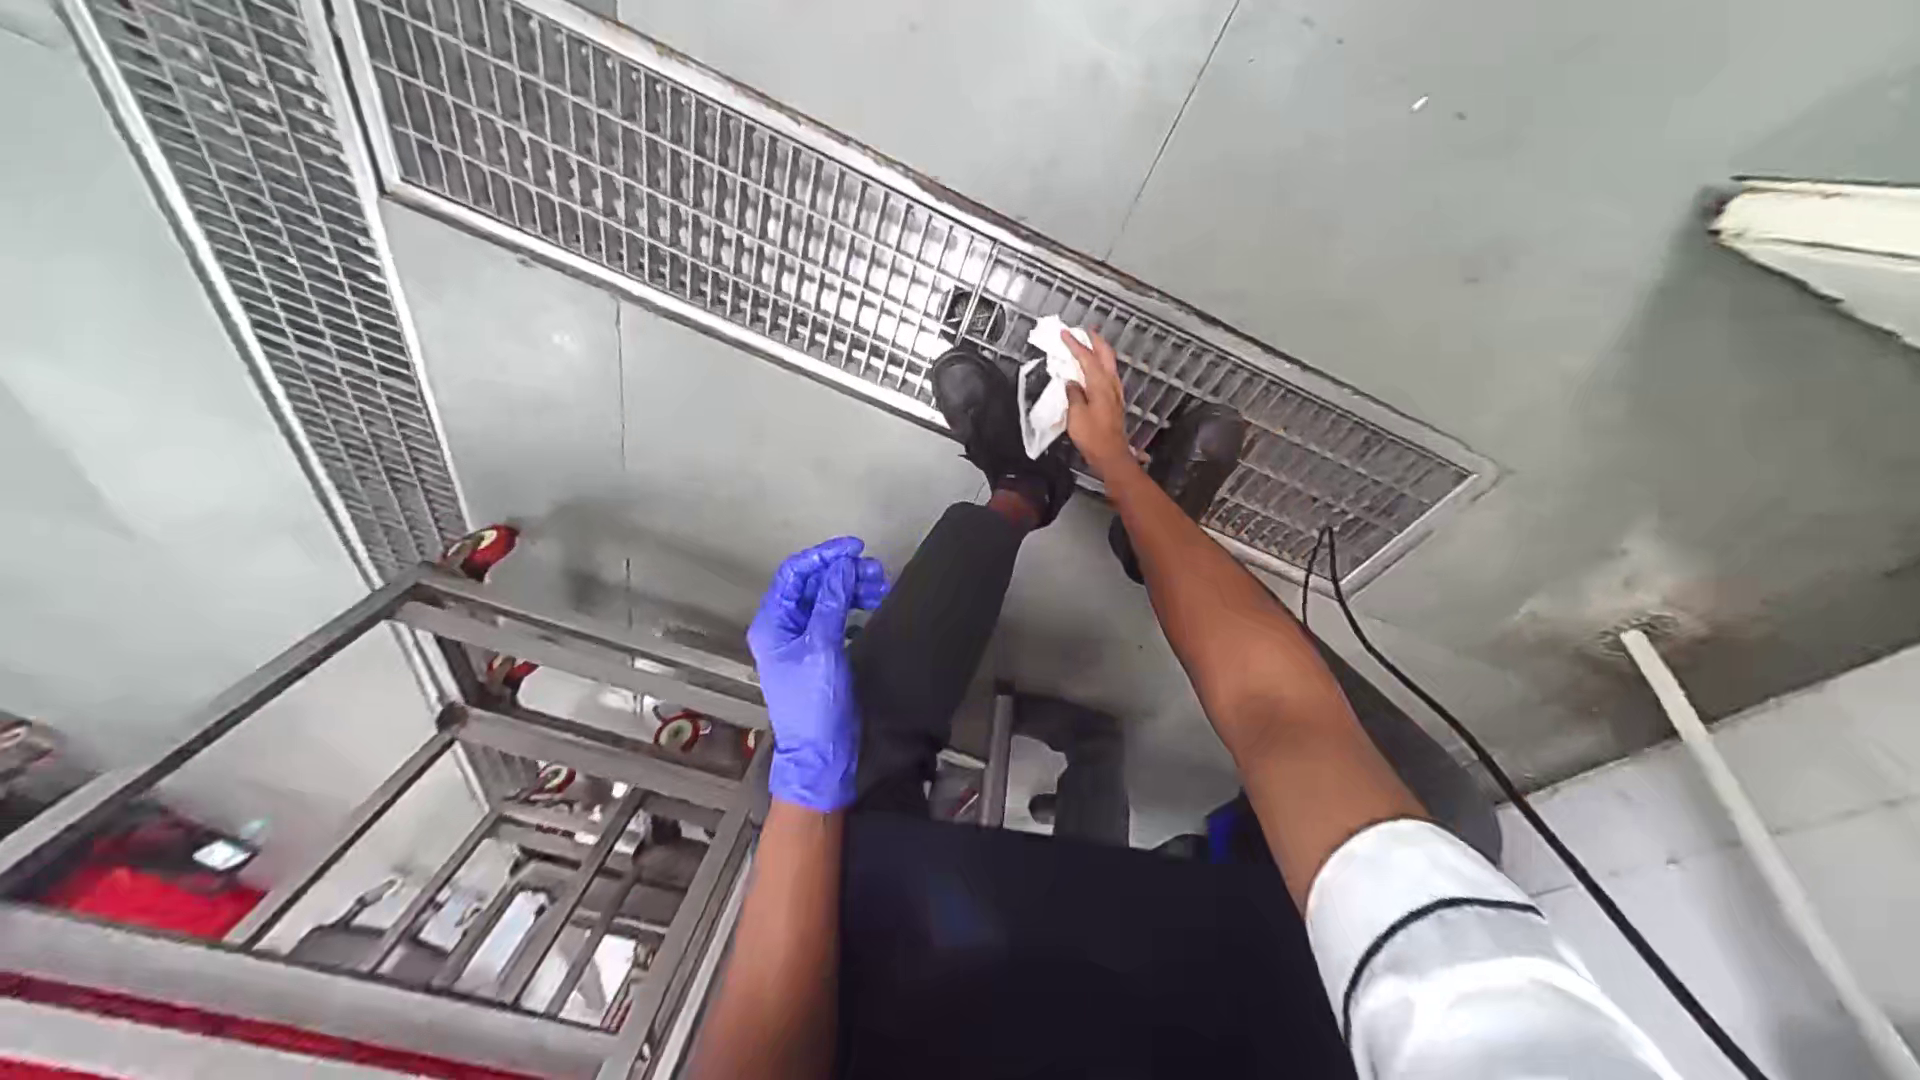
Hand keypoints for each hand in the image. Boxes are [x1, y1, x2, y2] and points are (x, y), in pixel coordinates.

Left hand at [746, 537, 888, 811]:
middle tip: (876, 572)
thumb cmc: (815, 702)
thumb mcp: (823, 649)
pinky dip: (854, 606)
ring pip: (827, 598)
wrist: (823, 752)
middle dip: (843, 572)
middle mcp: (784, 626)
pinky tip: (873, 606)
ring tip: (881, 586)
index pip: (794, 574)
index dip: (824, 556)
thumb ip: (832, 604)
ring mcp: (803, 639)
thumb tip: (842, 567)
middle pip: (812, 584)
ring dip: (852, 588)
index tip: (856, 548)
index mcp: (773, 623)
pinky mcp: (823, 651)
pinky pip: (837, 616)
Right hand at [1061, 329, 1137, 480]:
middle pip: (1106, 355)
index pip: (1087, 358)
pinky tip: (1095, 369)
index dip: (1075, 345)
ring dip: (1100, 351)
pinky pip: (1108, 375)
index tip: (1065, 334)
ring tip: (1089, 345)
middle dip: (1095, 341)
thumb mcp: (1076, 415)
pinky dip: (1101, 365)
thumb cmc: (1092, 436)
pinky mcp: (1115, 401)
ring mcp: (1116, 392)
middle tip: (1085, 331)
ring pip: (1109, 364)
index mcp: (1100, 384)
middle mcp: (1111, 384)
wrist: (1111, 455)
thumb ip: (1073, 395)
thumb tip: (1071, 382)